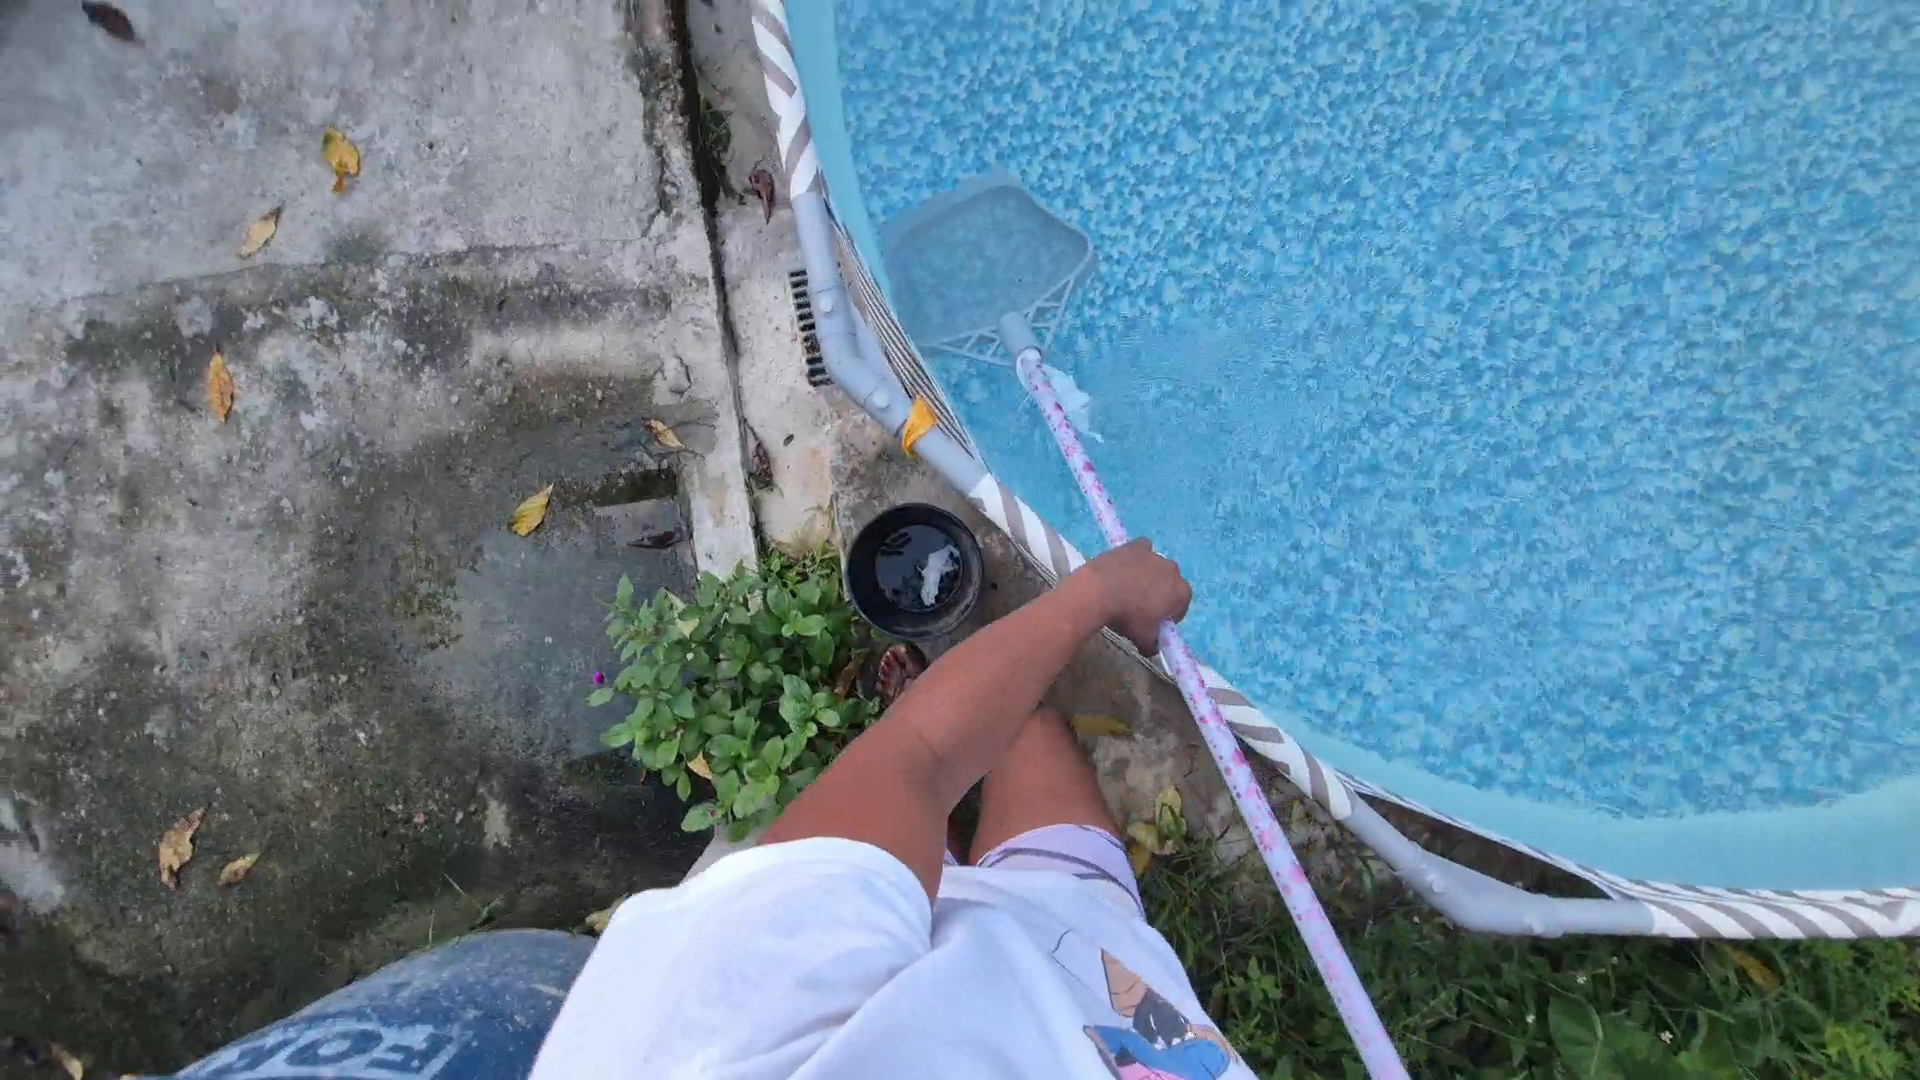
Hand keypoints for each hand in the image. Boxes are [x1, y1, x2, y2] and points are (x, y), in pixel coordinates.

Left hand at [1076, 538, 1191, 654]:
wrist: (1098, 592)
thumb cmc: (1126, 617)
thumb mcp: (1143, 639)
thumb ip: (1152, 645)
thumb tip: (1151, 649)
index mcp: (1181, 592)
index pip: (1179, 607)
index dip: (1167, 617)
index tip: (1153, 623)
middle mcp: (1173, 570)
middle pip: (1168, 585)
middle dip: (1158, 595)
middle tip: (1138, 608)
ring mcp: (1154, 555)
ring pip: (1155, 567)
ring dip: (1147, 576)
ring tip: (1126, 588)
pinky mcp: (1135, 546)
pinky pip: (1141, 549)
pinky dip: (1136, 557)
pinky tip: (1125, 566)